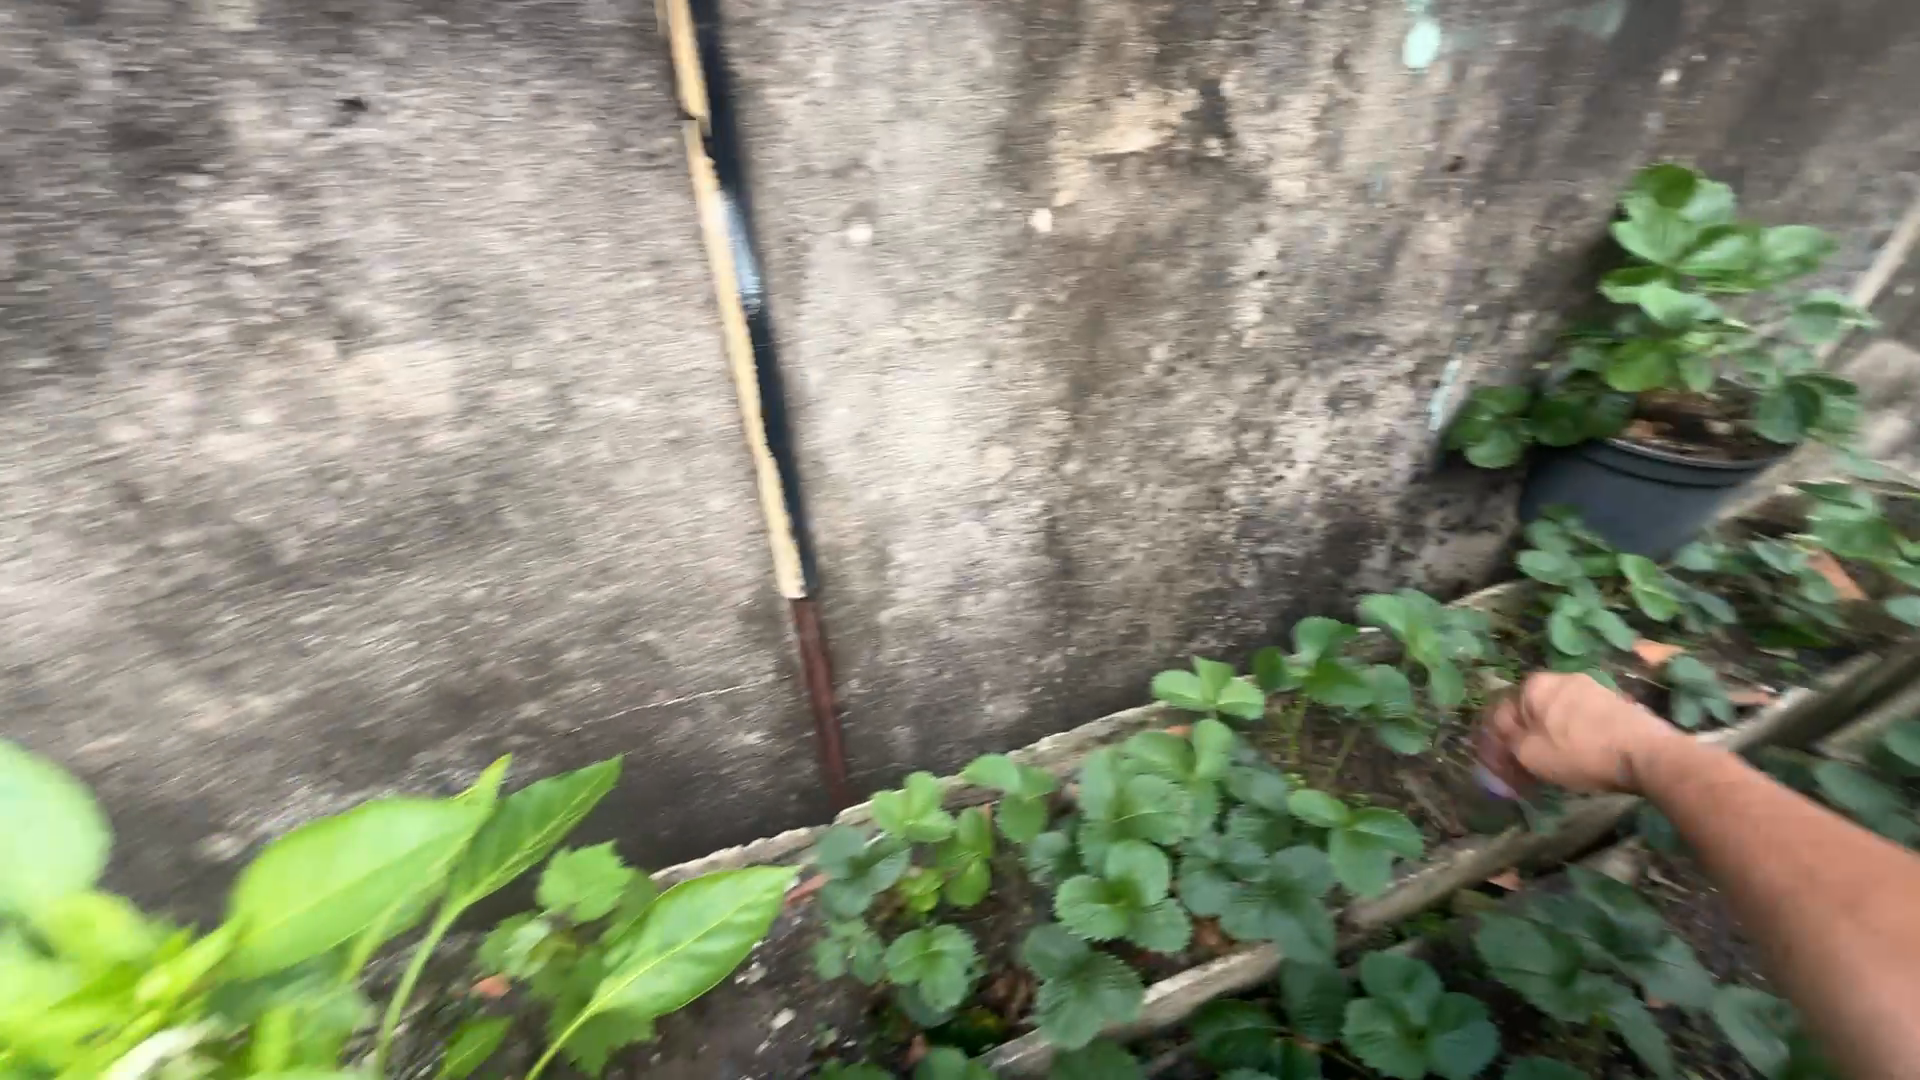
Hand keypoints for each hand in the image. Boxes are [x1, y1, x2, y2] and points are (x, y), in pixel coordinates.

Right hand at [1479, 673, 1683, 794]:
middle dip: (1524, 740)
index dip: (1495, 743)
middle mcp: (1560, 679)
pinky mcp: (1618, 704)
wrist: (1653, 758)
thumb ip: (1505, 742)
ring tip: (1552, 767)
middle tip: (1524, 768)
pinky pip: (1582, 721)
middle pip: (1530, 713)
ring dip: (1549, 739)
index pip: (1500, 713)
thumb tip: (1499, 738)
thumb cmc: (1581, 752)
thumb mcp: (1528, 753)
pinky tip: (1579, 758)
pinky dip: (1574, 738)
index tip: (1501, 768)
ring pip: (1557, 717)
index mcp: (1533, 685)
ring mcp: (1593, 689)